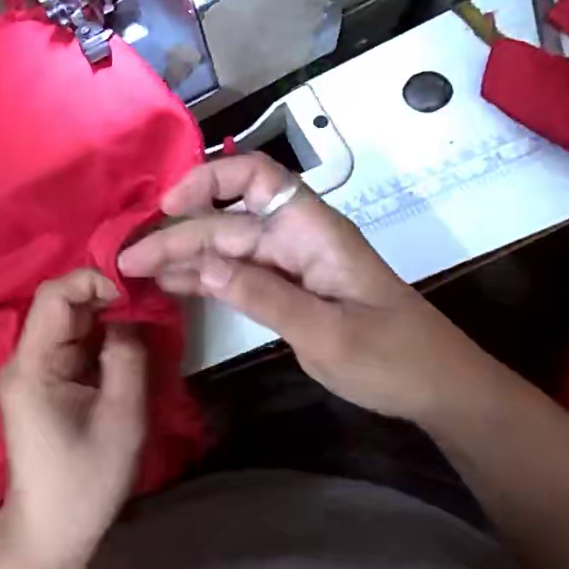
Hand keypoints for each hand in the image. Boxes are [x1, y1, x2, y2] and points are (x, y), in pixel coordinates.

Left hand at [0, 269, 148, 568]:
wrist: (51, 532)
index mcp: (32, 364)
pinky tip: (127, 348)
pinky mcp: (42, 384)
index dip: (94, 280)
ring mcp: (31, 371)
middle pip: (61, 305)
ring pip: (69, 324)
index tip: (135, 293)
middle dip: (106, 299)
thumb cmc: (85, 480)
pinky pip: (72, 345)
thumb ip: (127, 356)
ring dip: (106, 320)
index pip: (54, 295)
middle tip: (149, 308)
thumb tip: (131, 315)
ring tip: (145, 326)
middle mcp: (24, 359)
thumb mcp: (121, 417)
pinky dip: (99, 340)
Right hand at [118, 154, 508, 421]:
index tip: (167, 206)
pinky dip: (203, 277)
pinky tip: (170, 286)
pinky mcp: (288, 288)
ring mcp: (291, 264)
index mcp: (314, 232)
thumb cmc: (394, 360)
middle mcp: (298, 238)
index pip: (257, 178)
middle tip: (128, 258)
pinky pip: (237, 274)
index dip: (209, 180)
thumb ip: (264, 296)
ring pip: (226, 245)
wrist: (440, 390)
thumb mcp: (329, 335)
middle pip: (228, 220)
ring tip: (135, 270)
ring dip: (182, 254)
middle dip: (177, 234)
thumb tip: (201, 265)